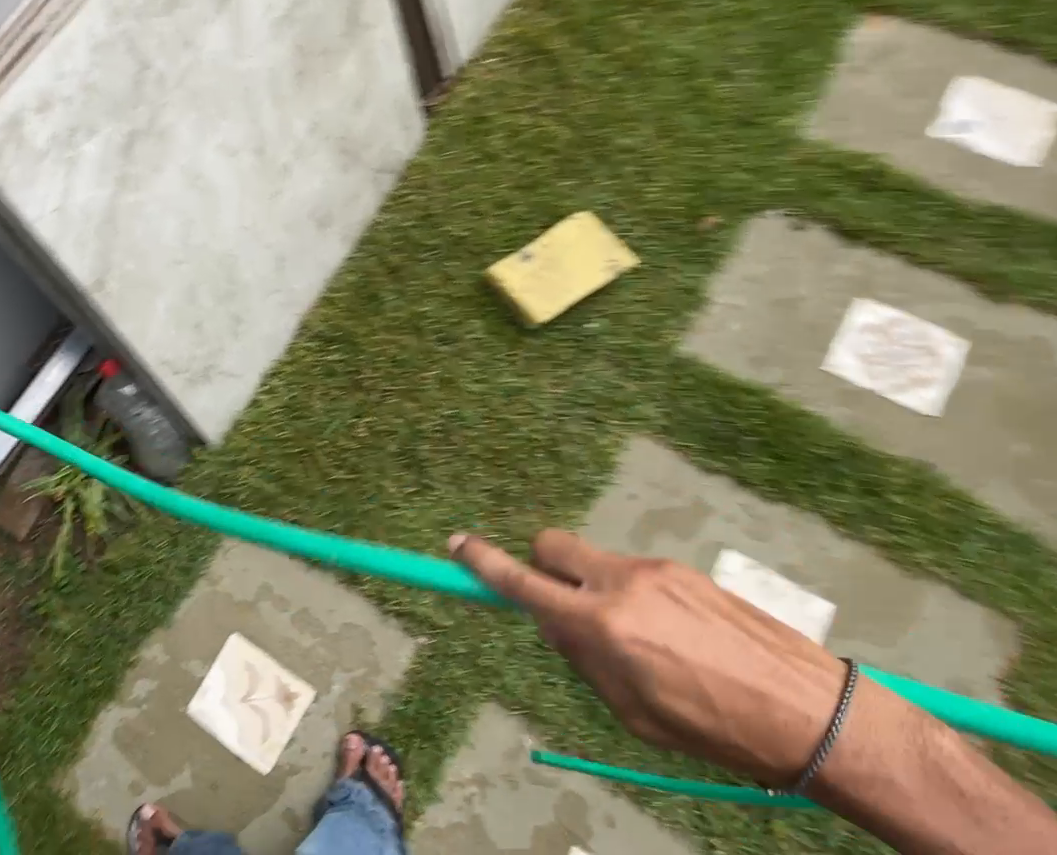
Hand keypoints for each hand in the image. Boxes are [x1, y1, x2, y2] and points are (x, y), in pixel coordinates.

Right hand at [449, 530, 845, 786]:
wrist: (819, 716)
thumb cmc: (716, 729)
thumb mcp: (632, 711)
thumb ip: (582, 658)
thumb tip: (553, 621)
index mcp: (602, 626)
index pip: (522, 583)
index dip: (482, 563)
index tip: (456, 545)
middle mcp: (622, 584)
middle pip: (551, 546)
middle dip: (544, 566)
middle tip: (565, 603)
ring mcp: (658, 570)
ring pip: (596, 561)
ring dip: (595, 586)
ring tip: (642, 638)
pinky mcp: (687, 570)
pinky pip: (636, 572)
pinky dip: (634, 595)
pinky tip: (676, 635)